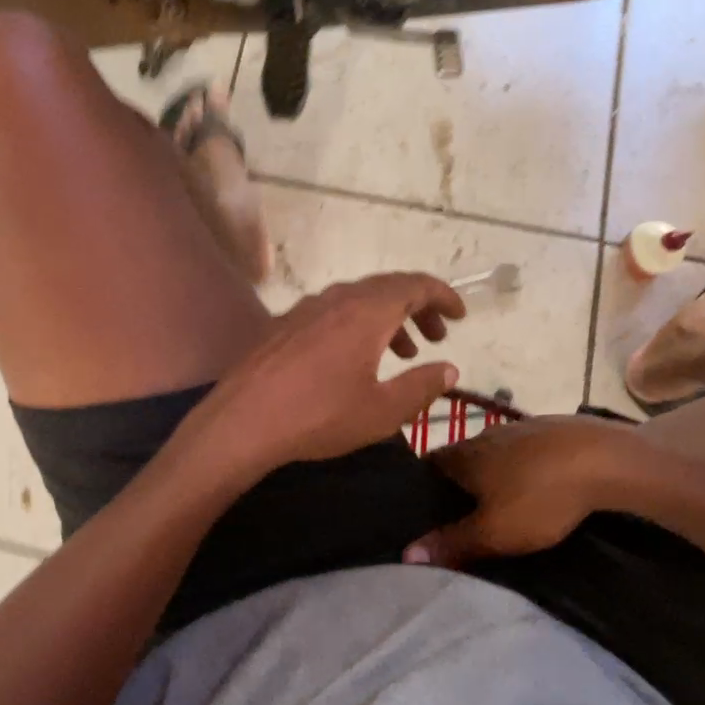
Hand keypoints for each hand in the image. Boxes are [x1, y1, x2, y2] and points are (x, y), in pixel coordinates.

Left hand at [174, 273, 467, 481]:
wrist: (244, 419)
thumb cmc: (319, 415)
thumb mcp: (382, 410)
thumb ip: (421, 386)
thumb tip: (448, 368)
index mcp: (367, 311)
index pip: (414, 285)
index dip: (442, 296)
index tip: (460, 315)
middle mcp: (337, 299)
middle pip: (387, 288)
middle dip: (418, 308)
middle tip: (437, 336)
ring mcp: (306, 308)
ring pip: (358, 300)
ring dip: (388, 318)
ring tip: (404, 352)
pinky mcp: (285, 324)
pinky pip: (333, 312)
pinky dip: (358, 325)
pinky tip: (356, 358)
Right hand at [404, 415, 660, 568]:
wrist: (603, 458)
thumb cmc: (540, 496)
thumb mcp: (494, 532)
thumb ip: (452, 543)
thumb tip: (406, 552)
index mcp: (462, 455)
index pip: (427, 466)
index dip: (421, 487)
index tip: (422, 511)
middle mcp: (483, 436)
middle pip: (458, 459)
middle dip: (457, 484)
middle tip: (461, 515)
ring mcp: (517, 428)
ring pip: (492, 454)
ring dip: (490, 475)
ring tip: (500, 503)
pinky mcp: (549, 429)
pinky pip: (523, 451)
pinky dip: (521, 468)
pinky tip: (536, 486)